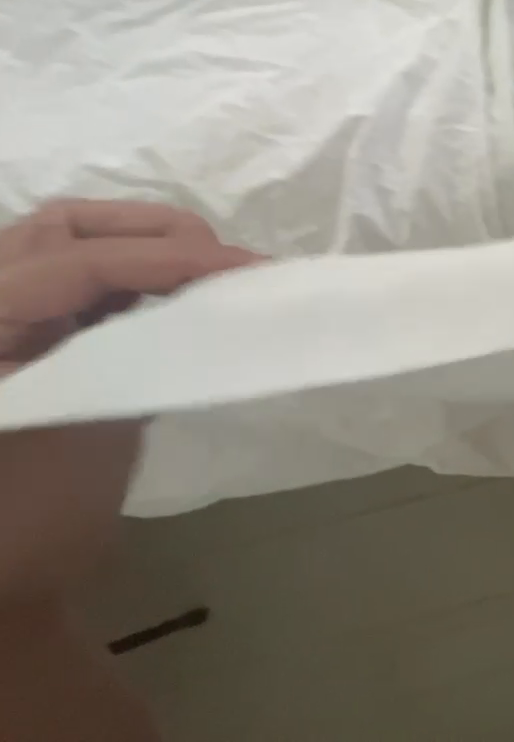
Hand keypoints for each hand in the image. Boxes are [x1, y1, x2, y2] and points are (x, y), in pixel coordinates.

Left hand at [0, 201, 256, 606]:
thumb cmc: (26, 522)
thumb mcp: (91, 429)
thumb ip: (144, 348)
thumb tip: (225, 293)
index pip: (71, 262)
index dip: (169, 255)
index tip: (253, 267)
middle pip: (60, 229)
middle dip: (155, 234)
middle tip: (226, 269)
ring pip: (65, 243)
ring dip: (143, 247)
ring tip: (204, 278)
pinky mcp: (22, 341)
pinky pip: (78, 283)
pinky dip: (135, 277)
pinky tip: (179, 302)